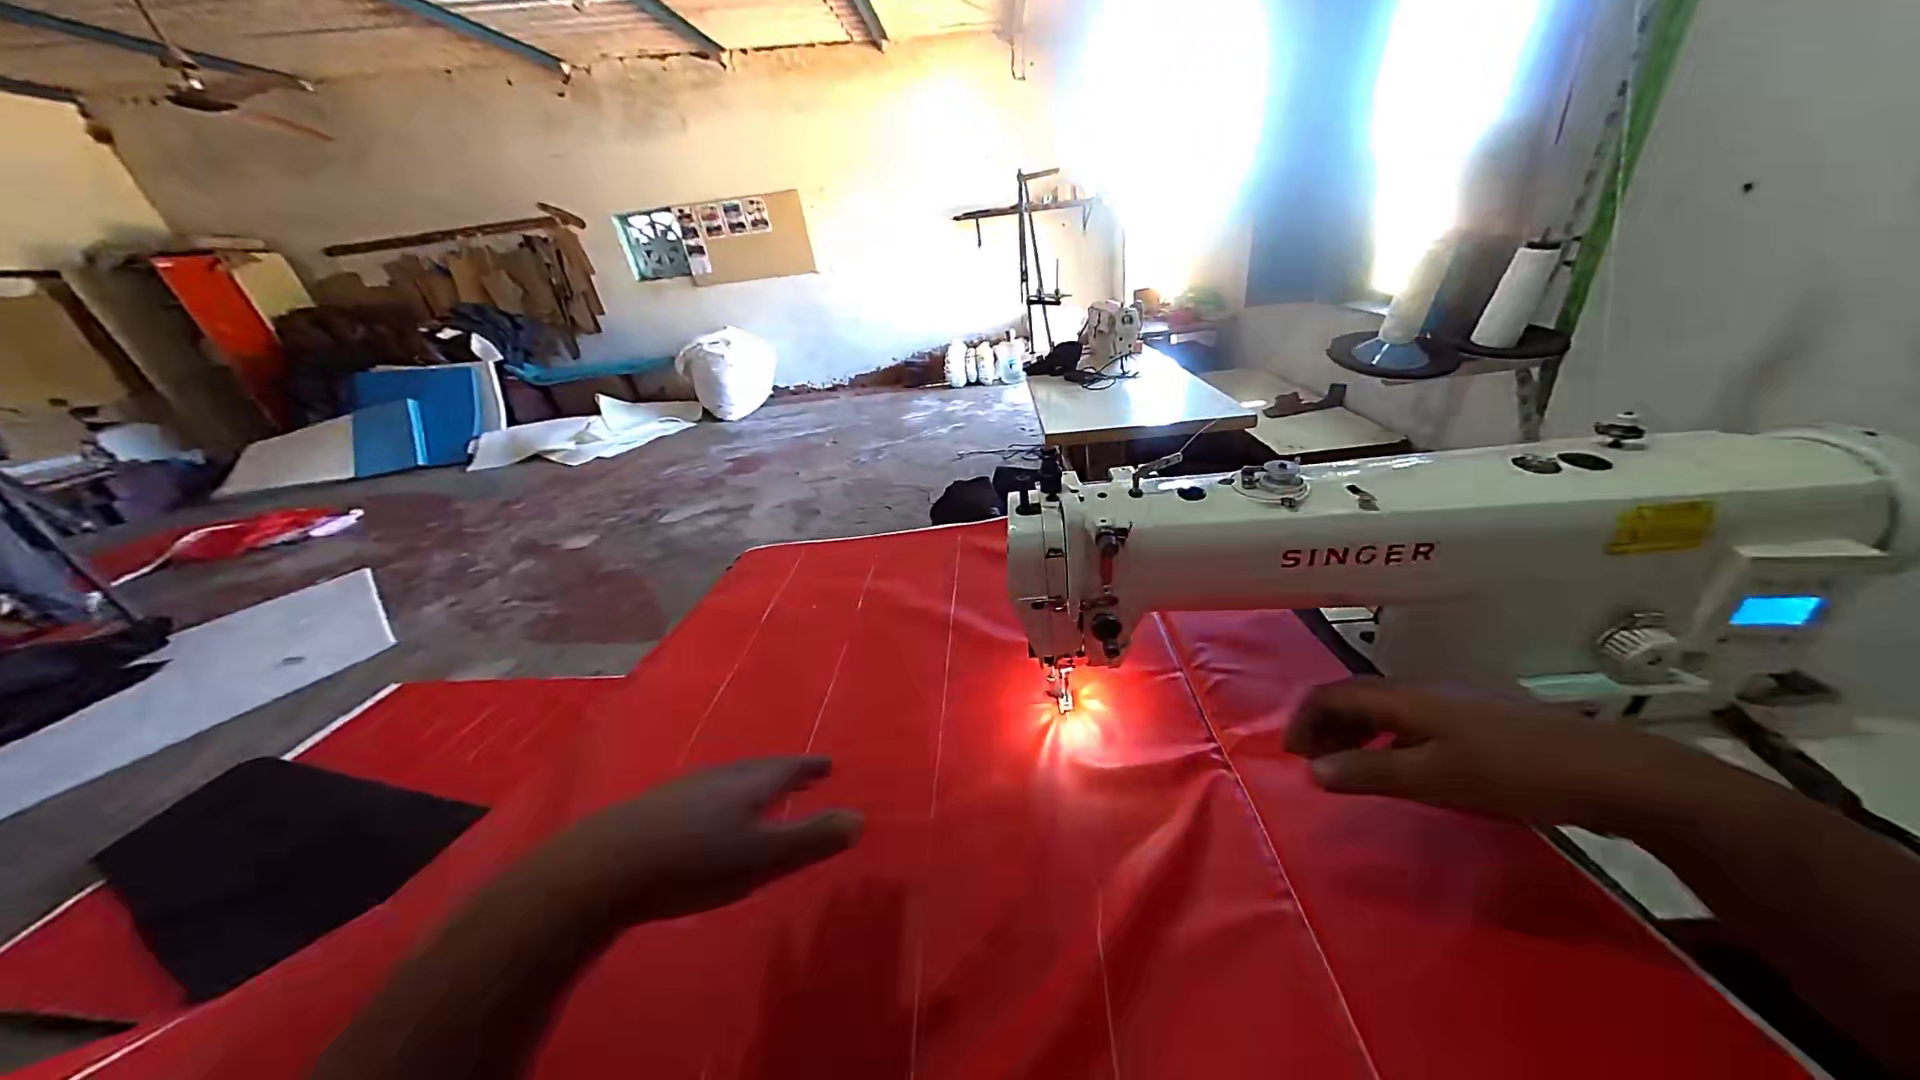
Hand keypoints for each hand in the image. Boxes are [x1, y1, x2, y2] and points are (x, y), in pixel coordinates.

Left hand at [525, 756, 862, 924]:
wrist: (605, 867)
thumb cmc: (696, 861)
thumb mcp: (762, 856)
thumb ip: (811, 839)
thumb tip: (860, 818)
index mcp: (750, 783)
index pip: (790, 768)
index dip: (810, 768)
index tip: (827, 765)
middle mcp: (721, 776)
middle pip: (760, 769)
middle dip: (784, 773)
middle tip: (803, 777)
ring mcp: (686, 788)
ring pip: (730, 780)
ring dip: (753, 785)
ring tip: (763, 795)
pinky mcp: (657, 808)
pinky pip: (705, 794)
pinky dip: (724, 798)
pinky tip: (712, 815)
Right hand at [1285, 679, 1756, 833]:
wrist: (1611, 773)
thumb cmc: (1511, 773)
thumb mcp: (1432, 778)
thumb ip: (1368, 772)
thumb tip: (1313, 771)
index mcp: (1403, 697)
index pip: (1333, 694)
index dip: (1304, 719)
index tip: (1292, 753)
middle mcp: (1420, 690)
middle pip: (1354, 697)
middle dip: (1325, 726)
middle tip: (1312, 762)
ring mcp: (1451, 703)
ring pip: (1382, 709)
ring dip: (1353, 733)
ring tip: (1346, 766)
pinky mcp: (1475, 721)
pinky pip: (1409, 722)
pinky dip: (1383, 739)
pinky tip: (1397, 766)